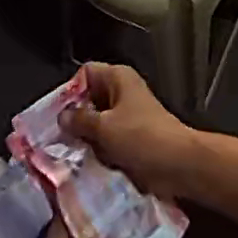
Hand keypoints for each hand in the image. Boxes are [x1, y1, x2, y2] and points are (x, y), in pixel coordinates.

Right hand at [61, 63, 196, 197]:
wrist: (179, 164)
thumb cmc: (142, 138)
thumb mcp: (104, 128)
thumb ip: (80, 120)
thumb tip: (62, 116)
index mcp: (117, 77)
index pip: (85, 73)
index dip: (70, 91)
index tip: (57, 114)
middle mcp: (123, 90)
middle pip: (90, 98)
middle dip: (76, 118)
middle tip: (58, 138)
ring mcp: (129, 114)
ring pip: (99, 121)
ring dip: (88, 137)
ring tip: (70, 154)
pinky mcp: (134, 136)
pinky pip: (109, 138)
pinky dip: (100, 149)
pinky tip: (88, 163)